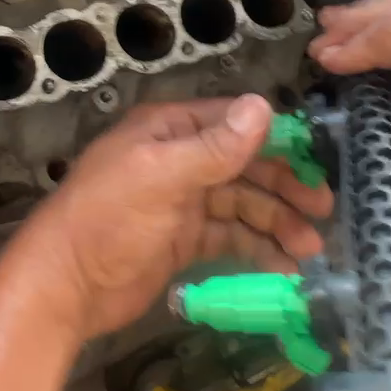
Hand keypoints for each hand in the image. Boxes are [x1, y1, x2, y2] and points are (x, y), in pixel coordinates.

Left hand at [8, 96, 334, 339]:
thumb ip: (214, 147)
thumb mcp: (161, 176)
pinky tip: (283, 267)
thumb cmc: (108, 218)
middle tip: (324, 211)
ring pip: (239, 204)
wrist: (67, 284)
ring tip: (309, 249)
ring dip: (275, 223)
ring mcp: (179, 201)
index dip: (276, 140)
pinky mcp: (181, 240)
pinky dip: (255, 248)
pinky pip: (227, 237)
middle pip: (241, 164)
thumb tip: (264, 106)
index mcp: (168, 131)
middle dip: (282, 186)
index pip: (232, 123)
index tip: (318, 162)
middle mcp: (176, 159)